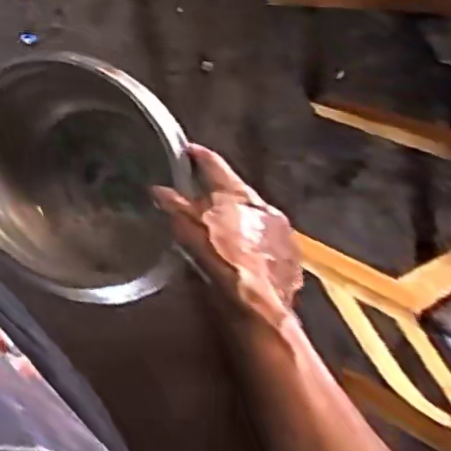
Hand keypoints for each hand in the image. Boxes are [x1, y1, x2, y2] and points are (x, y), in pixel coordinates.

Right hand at [153, 144, 303, 327]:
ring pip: (249, 214)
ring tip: (209, 218)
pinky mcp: (290, 258)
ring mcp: (284, 235)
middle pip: (235, 191)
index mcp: (241, 196)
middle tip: (192, 188)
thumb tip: (160, 189)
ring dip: (230, 213)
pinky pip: (260, 236)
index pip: (216, 165)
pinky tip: (230, 244)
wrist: (259, 303)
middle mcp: (267, 210)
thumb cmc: (218, 255)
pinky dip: (243, 234)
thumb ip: (172, 203)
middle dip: (214, 188)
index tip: (185, 147)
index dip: (197, 155)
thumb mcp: (184, 225)